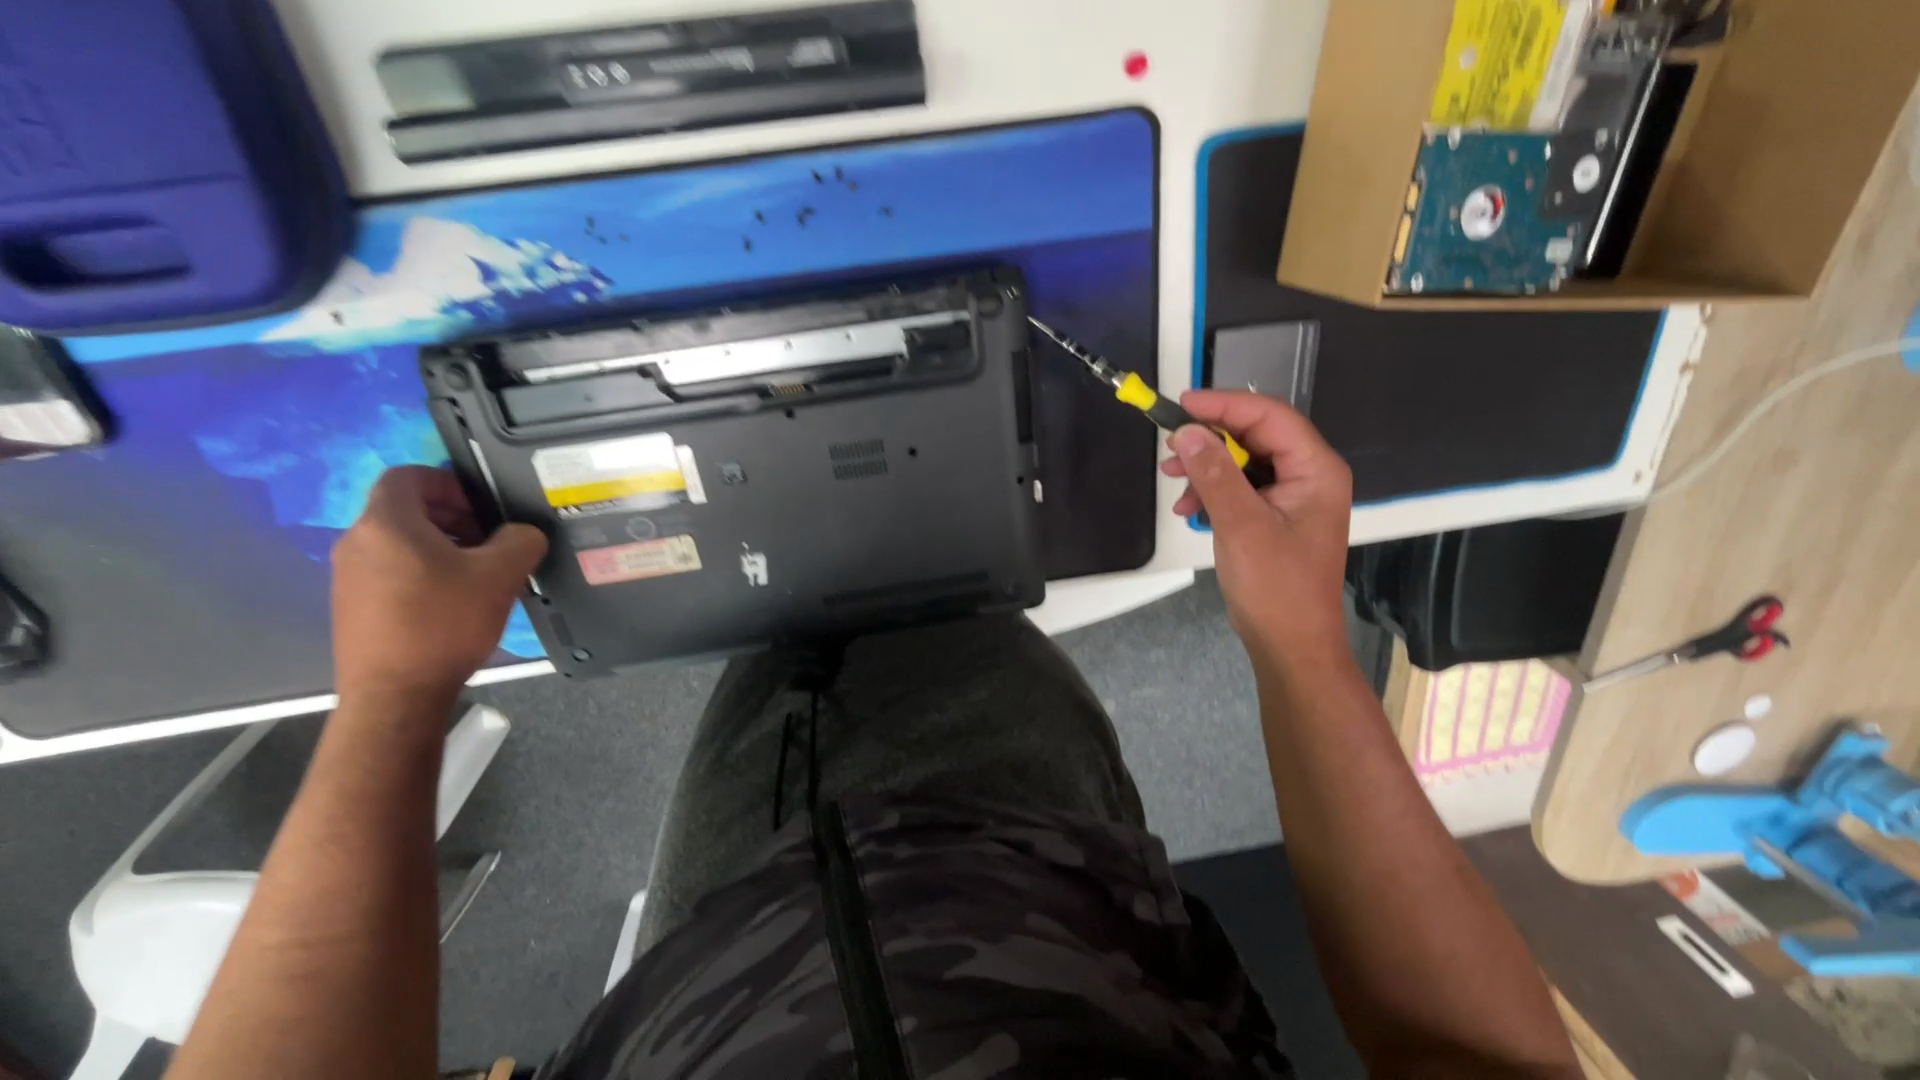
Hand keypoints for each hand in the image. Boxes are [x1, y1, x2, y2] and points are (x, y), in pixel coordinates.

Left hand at [331, 466, 547, 706]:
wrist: (396, 695)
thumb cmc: (444, 624)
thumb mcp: (500, 576)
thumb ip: (519, 541)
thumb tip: (522, 534)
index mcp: (386, 523)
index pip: (408, 475)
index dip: (447, 482)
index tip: (481, 506)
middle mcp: (357, 542)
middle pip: (404, 510)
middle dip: (451, 517)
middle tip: (489, 541)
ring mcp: (348, 576)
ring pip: (398, 542)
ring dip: (439, 546)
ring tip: (477, 575)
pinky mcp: (351, 606)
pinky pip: (389, 571)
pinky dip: (422, 572)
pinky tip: (452, 603)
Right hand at [1162, 390, 1353, 653]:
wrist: (1290, 644)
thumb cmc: (1275, 586)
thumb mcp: (1240, 524)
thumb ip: (1214, 473)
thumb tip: (1185, 431)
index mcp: (1316, 469)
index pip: (1269, 416)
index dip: (1224, 405)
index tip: (1180, 405)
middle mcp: (1309, 475)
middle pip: (1256, 435)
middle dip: (1210, 439)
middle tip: (1169, 447)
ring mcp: (1293, 498)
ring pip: (1244, 461)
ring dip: (1206, 467)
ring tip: (1172, 480)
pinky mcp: (1275, 518)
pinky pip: (1241, 488)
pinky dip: (1213, 492)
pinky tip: (1188, 509)